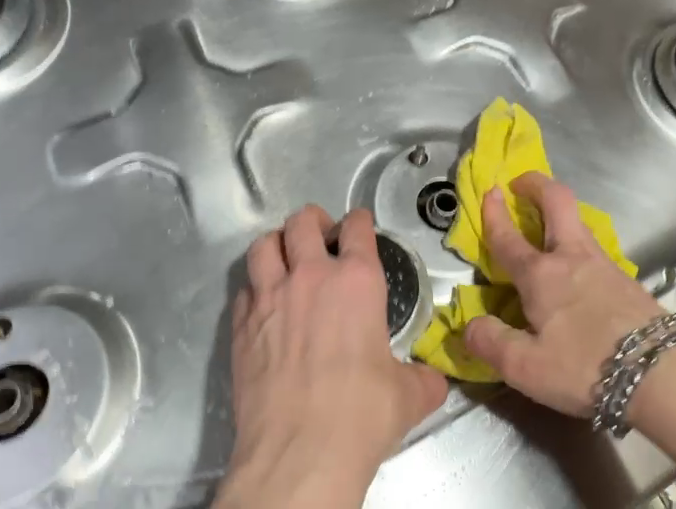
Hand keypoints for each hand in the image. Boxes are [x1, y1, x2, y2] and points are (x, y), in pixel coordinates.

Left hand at [217, 205, 448, 508]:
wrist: (299, 453)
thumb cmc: (361, 416)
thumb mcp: (408, 395)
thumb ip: (422, 378)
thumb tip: (434, 382)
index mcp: (357, 280)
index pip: (357, 227)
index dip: (359, 221)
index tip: (359, 225)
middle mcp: (310, 276)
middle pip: (303, 222)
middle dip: (313, 222)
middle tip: (320, 235)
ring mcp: (269, 298)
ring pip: (264, 245)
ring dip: (276, 245)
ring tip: (285, 258)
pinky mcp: (241, 326)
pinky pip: (243, 289)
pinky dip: (253, 289)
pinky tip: (263, 305)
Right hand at [461, 173, 665, 416]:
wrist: (660, 372)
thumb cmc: (585, 367)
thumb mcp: (526, 368)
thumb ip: (493, 344)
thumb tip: (469, 326)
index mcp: (541, 275)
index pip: (509, 238)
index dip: (494, 214)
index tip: (488, 192)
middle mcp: (572, 258)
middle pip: (557, 202)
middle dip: (537, 184)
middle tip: (521, 183)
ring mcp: (604, 265)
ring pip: (579, 223)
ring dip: (559, 213)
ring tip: (547, 226)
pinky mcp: (628, 280)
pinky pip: (595, 248)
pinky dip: (579, 241)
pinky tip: (579, 268)